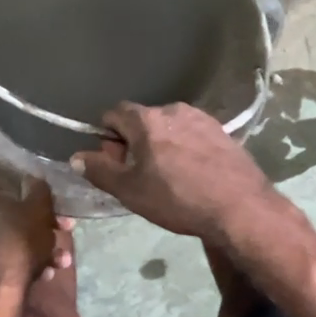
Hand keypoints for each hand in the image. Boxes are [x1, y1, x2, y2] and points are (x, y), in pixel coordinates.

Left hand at [0, 176, 72, 297]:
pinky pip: (7, 264)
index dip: (44, 207)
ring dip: (42, 253)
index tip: (61, 218)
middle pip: (20, 223)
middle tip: (64, 243)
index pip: (18, 197)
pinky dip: (27, 268)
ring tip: (60, 264)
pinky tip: (44, 277)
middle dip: (46, 233)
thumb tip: (33, 177)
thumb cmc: (22, 242)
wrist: (0, 288)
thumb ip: (38, 189)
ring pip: (17, 246)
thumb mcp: (39, 209)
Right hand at [70, 102, 282, 241]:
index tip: (115, 162)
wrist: (240, 207)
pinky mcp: (224, 132)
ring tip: (171, 177)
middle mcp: (173, 109)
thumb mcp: (130, 190)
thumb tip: (76, 156)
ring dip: (163, 145)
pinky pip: (194, 135)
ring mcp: (202, 118)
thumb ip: (100, 170)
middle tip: (141, 175)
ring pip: (170, 127)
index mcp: (146, 119)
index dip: (108, 136)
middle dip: (136, 142)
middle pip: (143, 120)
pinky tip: (195, 175)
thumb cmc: (177, 198)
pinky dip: (187, 149)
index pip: (114, 113)